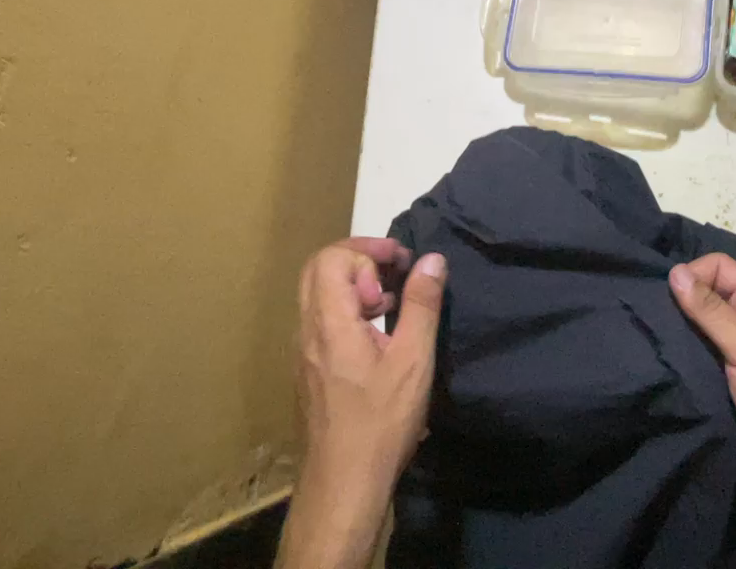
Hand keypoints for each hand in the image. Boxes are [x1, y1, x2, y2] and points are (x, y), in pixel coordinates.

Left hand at [278, 237, 445, 568]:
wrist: (343, 486)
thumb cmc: (380, 422)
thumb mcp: (413, 360)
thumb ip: (421, 305)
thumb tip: (431, 259)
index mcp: (328, 322)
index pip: (332, 257)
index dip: (368, 249)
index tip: (402, 262)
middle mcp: (307, 330)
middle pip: (319, 269)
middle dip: (359, 261)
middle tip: (394, 275)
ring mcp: (303, 352)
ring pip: (318, 296)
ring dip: (354, 286)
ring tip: (390, 307)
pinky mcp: (309, 370)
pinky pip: (321, 320)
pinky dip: (347, 310)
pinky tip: (377, 338)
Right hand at [669, 253, 735, 508]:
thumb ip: (712, 311)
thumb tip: (675, 271)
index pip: (721, 267)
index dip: (696, 273)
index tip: (670, 296)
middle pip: (706, 295)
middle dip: (679, 301)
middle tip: (649, 315)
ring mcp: (733, 354)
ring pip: (697, 327)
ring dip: (676, 331)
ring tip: (648, 337)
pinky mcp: (721, 381)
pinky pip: (695, 357)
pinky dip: (679, 356)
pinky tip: (659, 361)